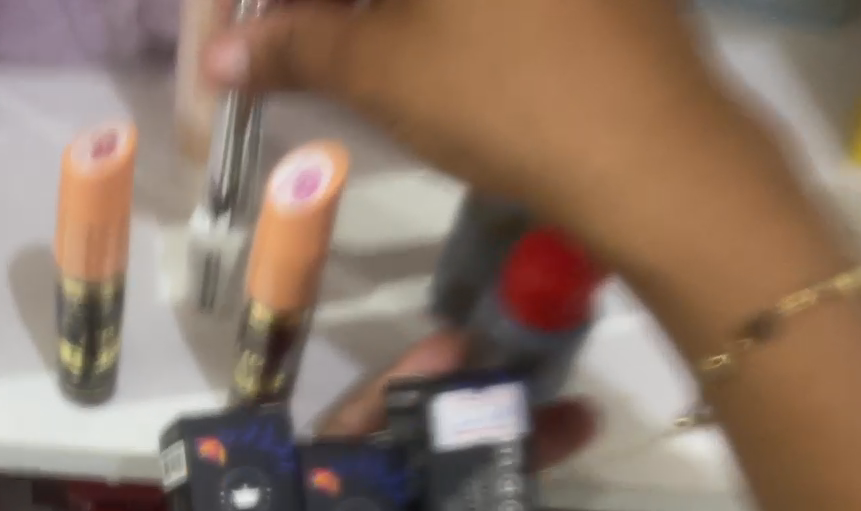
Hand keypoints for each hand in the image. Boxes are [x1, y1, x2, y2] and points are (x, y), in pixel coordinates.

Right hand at [203, 0, 811, 276]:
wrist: (643, 146)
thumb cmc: (501, 97)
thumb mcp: (382, 72)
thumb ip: (293, 51)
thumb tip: (217, 58)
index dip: (272, 1)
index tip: (242, 37)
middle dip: (309, 1)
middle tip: (271, 47)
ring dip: (355, 5)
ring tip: (317, 53)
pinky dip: (406, 9)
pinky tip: (382, 42)